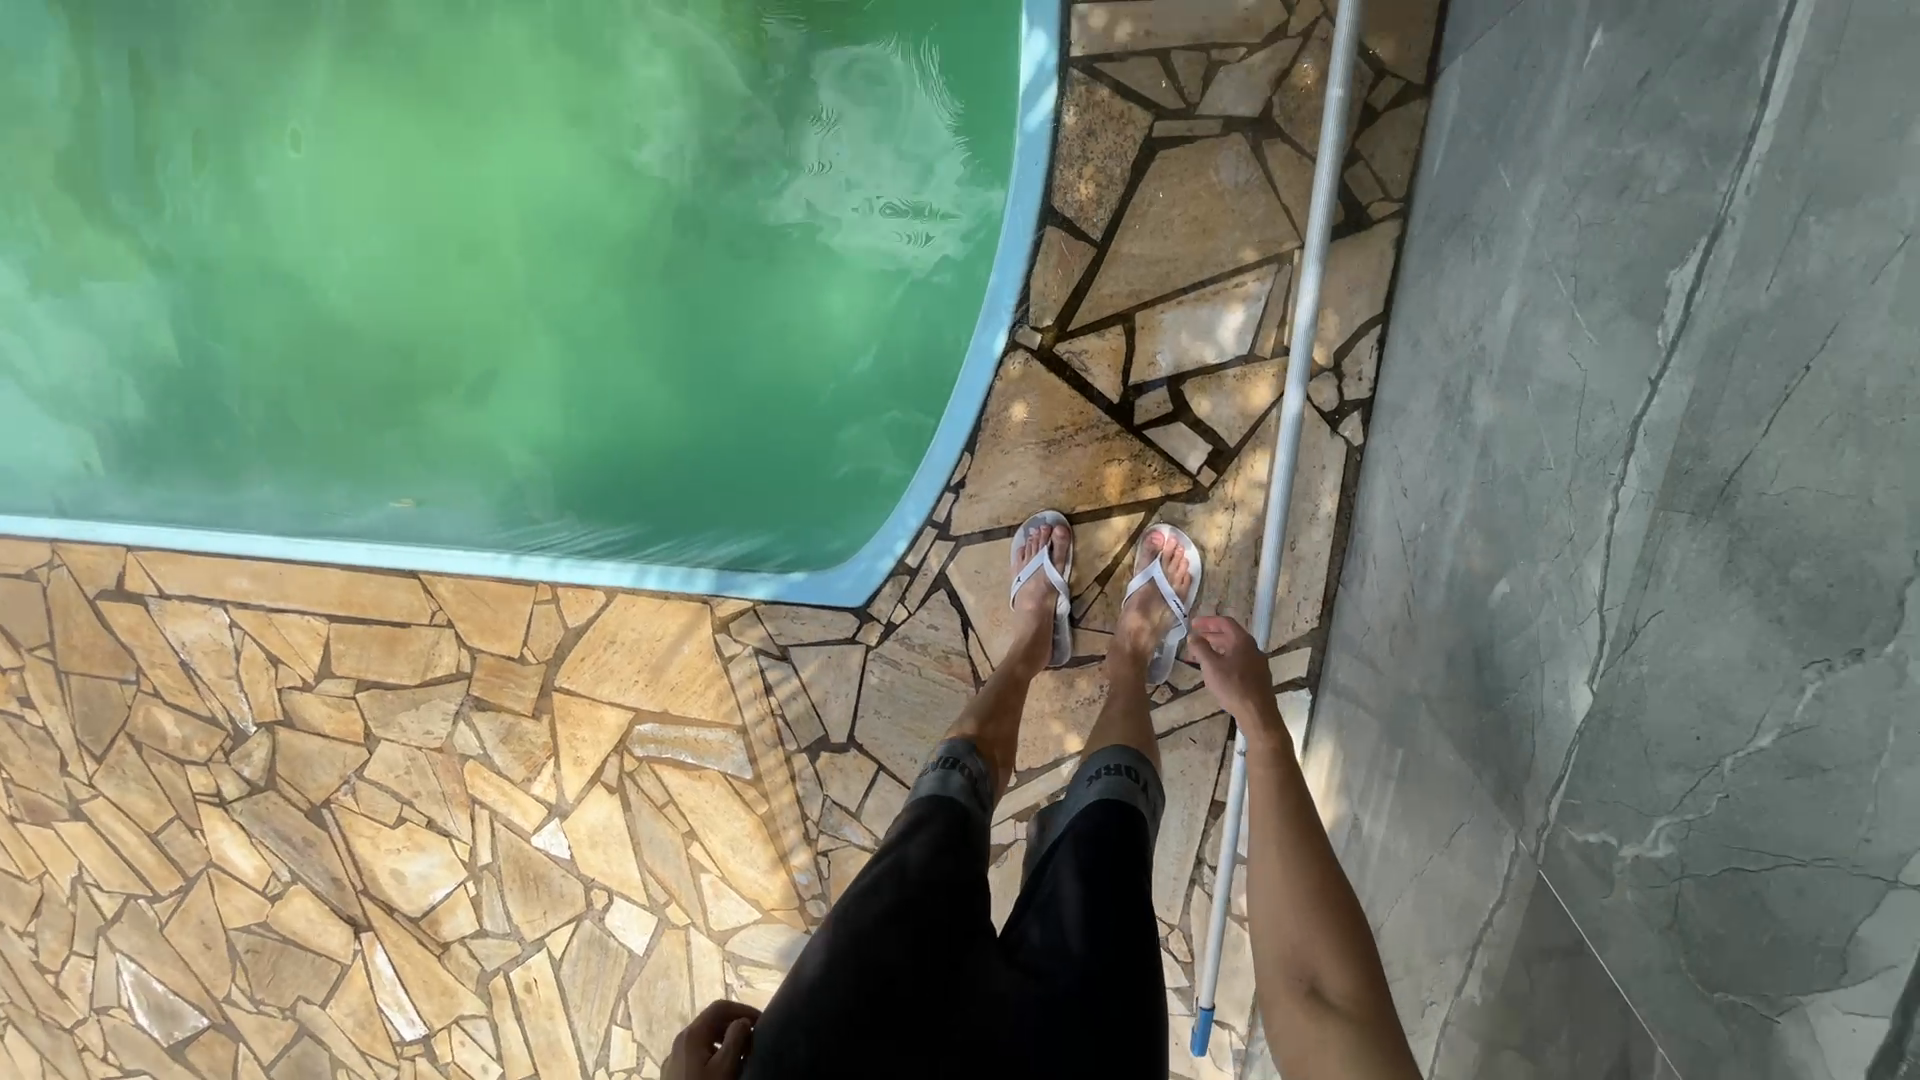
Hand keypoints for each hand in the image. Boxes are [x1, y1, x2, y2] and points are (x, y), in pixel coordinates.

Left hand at [663, 1000, 759, 1079]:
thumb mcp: (725, 1067)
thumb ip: (736, 1038)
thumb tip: (742, 1021)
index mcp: (692, 1035)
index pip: (719, 1007)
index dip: (742, 1009)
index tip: (760, 1021)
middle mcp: (680, 1042)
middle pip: (710, 1022)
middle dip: (734, 1025)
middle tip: (753, 1037)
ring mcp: (674, 1060)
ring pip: (703, 1040)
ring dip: (724, 1041)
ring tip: (741, 1054)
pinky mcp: (673, 1076)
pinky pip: (696, 1055)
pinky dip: (713, 1054)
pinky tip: (722, 1070)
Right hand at [1188, 616, 1287, 751]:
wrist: (1258, 713)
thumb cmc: (1233, 686)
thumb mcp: (1211, 666)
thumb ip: (1200, 648)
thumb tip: (1193, 637)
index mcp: (1242, 641)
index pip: (1225, 622)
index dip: (1207, 621)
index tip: (1193, 624)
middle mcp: (1253, 649)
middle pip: (1230, 636)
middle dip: (1210, 636)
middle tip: (1194, 640)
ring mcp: (1257, 663)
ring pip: (1234, 650)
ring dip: (1216, 649)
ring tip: (1200, 656)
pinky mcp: (1257, 676)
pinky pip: (1238, 661)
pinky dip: (1224, 660)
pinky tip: (1216, 671)